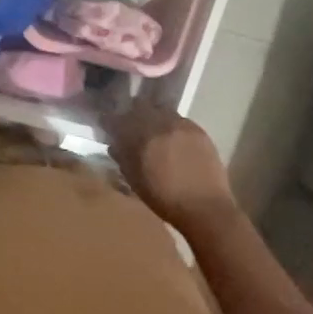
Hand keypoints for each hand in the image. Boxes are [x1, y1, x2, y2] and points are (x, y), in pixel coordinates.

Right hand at [103, 103, 235, 230]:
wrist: (205, 207)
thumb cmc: (165, 200)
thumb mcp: (136, 182)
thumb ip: (124, 159)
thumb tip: (115, 145)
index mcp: (142, 138)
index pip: (120, 119)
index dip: (110, 120)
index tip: (106, 124)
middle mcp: (162, 125)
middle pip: (142, 106)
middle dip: (132, 112)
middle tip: (128, 123)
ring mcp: (183, 126)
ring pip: (162, 110)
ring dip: (153, 115)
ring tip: (151, 129)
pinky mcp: (199, 131)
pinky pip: (179, 119)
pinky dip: (170, 123)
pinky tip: (171, 137)